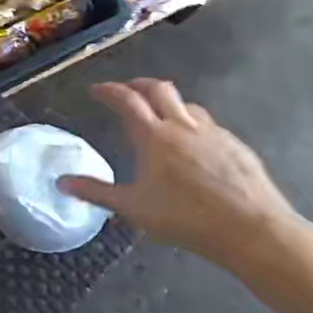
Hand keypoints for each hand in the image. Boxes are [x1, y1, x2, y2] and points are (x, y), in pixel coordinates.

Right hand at [58, 80, 312, 280]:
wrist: (250, 228)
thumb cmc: (185, 218)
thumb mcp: (133, 208)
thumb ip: (96, 192)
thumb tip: (62, 183)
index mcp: (155, 136)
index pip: (127, 101)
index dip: (109, 91)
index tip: (97, 90)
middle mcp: (183, 126)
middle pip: (159, 89)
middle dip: (139, 84)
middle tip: (127, 90)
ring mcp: (213, 133)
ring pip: (187, 104)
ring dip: (168, 102)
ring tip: (160, 114)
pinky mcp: (235, 145)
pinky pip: (208, 124)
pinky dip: (192, 123)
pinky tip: (194, 144)